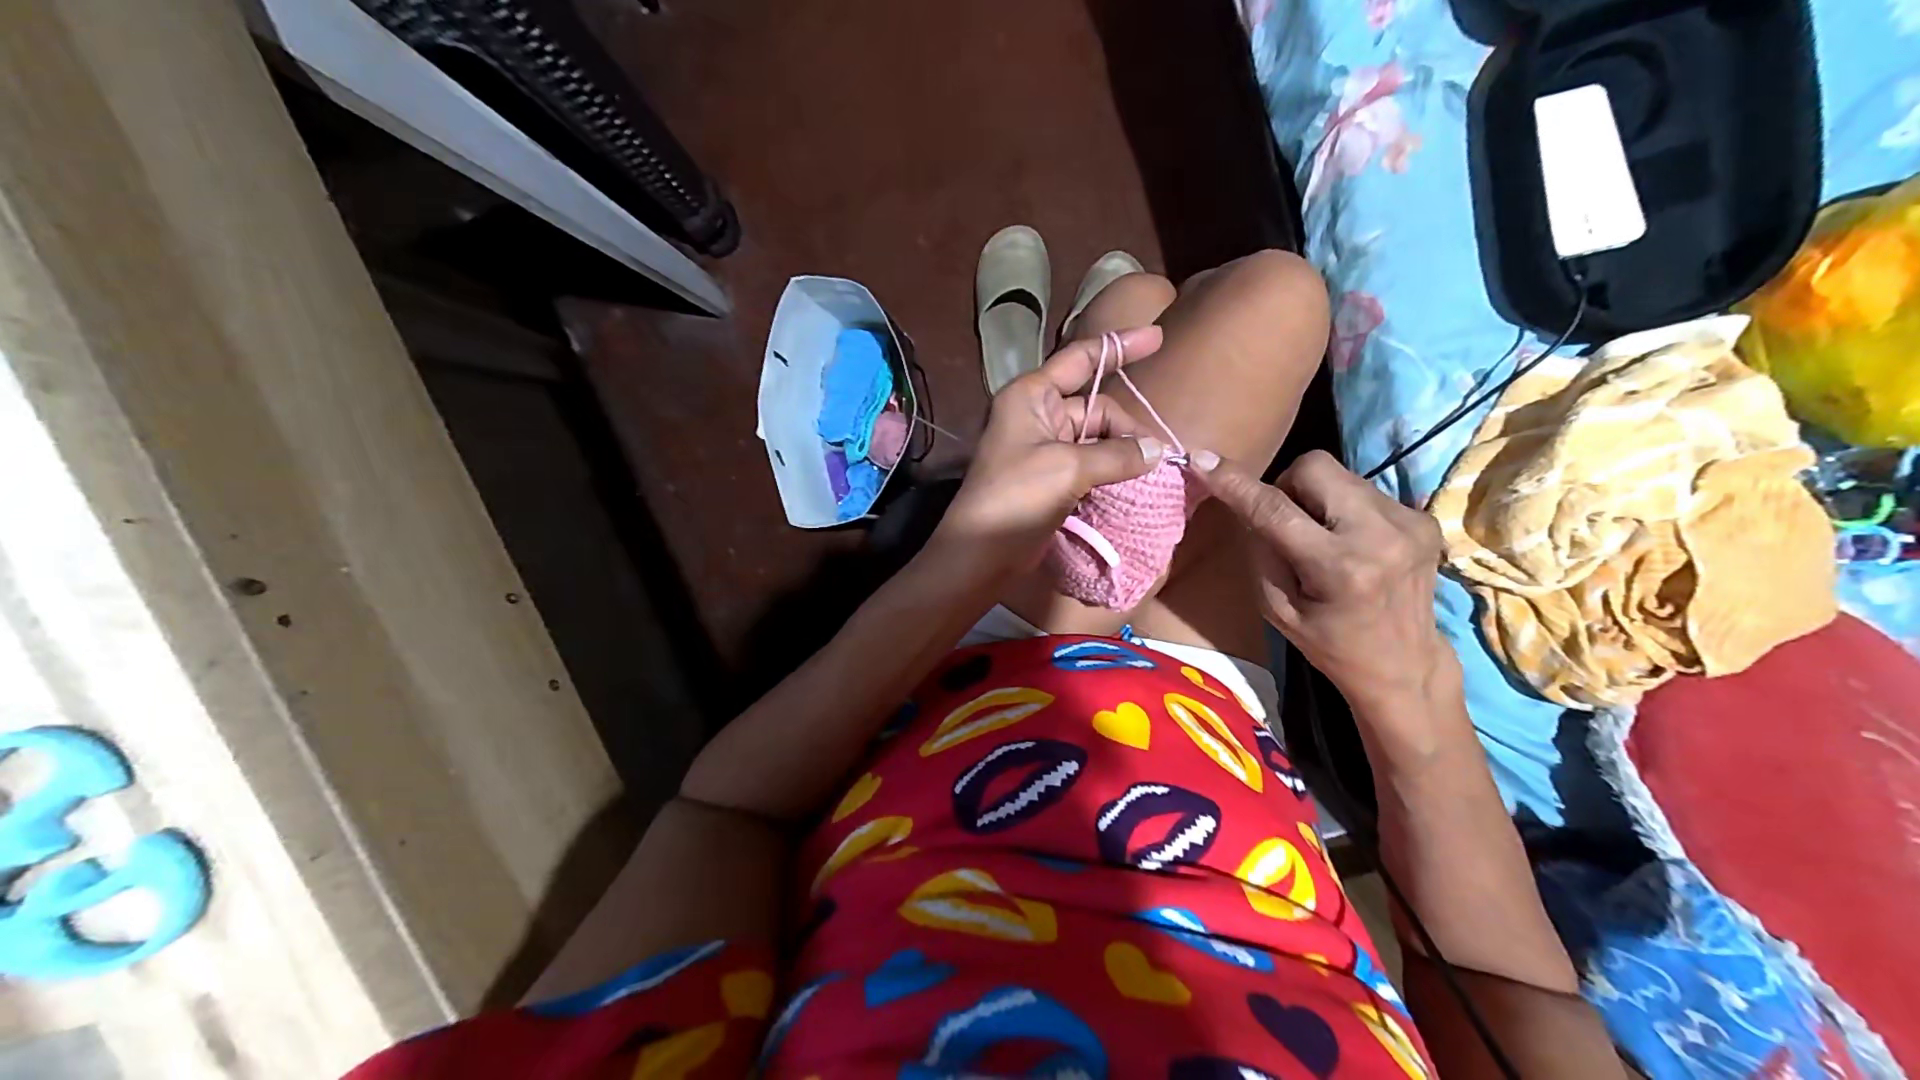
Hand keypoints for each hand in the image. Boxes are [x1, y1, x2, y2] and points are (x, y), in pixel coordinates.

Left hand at [934, 326, 1166, 572]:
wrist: (982, 552)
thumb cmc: (1016, 496)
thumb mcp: (1069, 468)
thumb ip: (1118, 454)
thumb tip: (1158, 450)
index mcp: (1032, 395)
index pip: (1081, 358)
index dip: (1119, 347)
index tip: (1159, 336)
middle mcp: (1037, 414)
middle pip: (1095, 405)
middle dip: (1127, 425)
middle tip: (1157, 455)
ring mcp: (1043, 447)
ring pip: (1096, 436)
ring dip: (1123, 450)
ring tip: (1151, 470)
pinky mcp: (1050, 476)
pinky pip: (1090, 461)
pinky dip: (1112, 468)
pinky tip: (1135, 480)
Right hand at [1193, 449, 1461, 745]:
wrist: (1406, 664)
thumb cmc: (1330, 643)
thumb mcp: (1277, 608)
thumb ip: (1261, 549)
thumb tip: (1246, 498)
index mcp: (1339, 568)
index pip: (1274, 509)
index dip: (1236, 483)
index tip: (1204, 460)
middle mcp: (1380, 535)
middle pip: (1314, 467)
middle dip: (1286, 485)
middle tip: (1285, 521)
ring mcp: (1409, 521)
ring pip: (1339, 473)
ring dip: (1316, 497)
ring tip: (1321, 537)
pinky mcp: (1424, 516)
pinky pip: (1362, 488)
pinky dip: (1342, 506)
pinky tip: (1349, 540)